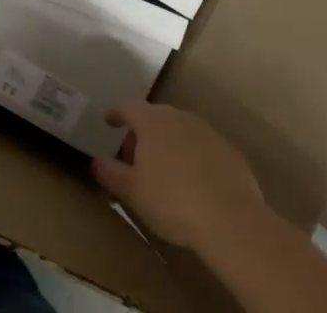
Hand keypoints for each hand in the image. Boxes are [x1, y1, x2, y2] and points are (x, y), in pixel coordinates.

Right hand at [90, 102, 265, 250]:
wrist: (231, 219)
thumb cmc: (171, 200)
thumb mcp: (132, 191)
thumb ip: (111, 173)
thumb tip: (95, 161)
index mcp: (152, 122)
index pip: (129, 106)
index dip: (117, 113)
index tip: (109, 121)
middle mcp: (180, 118)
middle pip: (156, 117)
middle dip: (143, 132)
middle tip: (135, 155)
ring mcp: (208, 133)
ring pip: (182, 131)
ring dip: (169, 143)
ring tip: (163, 169)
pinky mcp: (231, 152)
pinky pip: (204, 148)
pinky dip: (193, 157)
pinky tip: (193, 182)